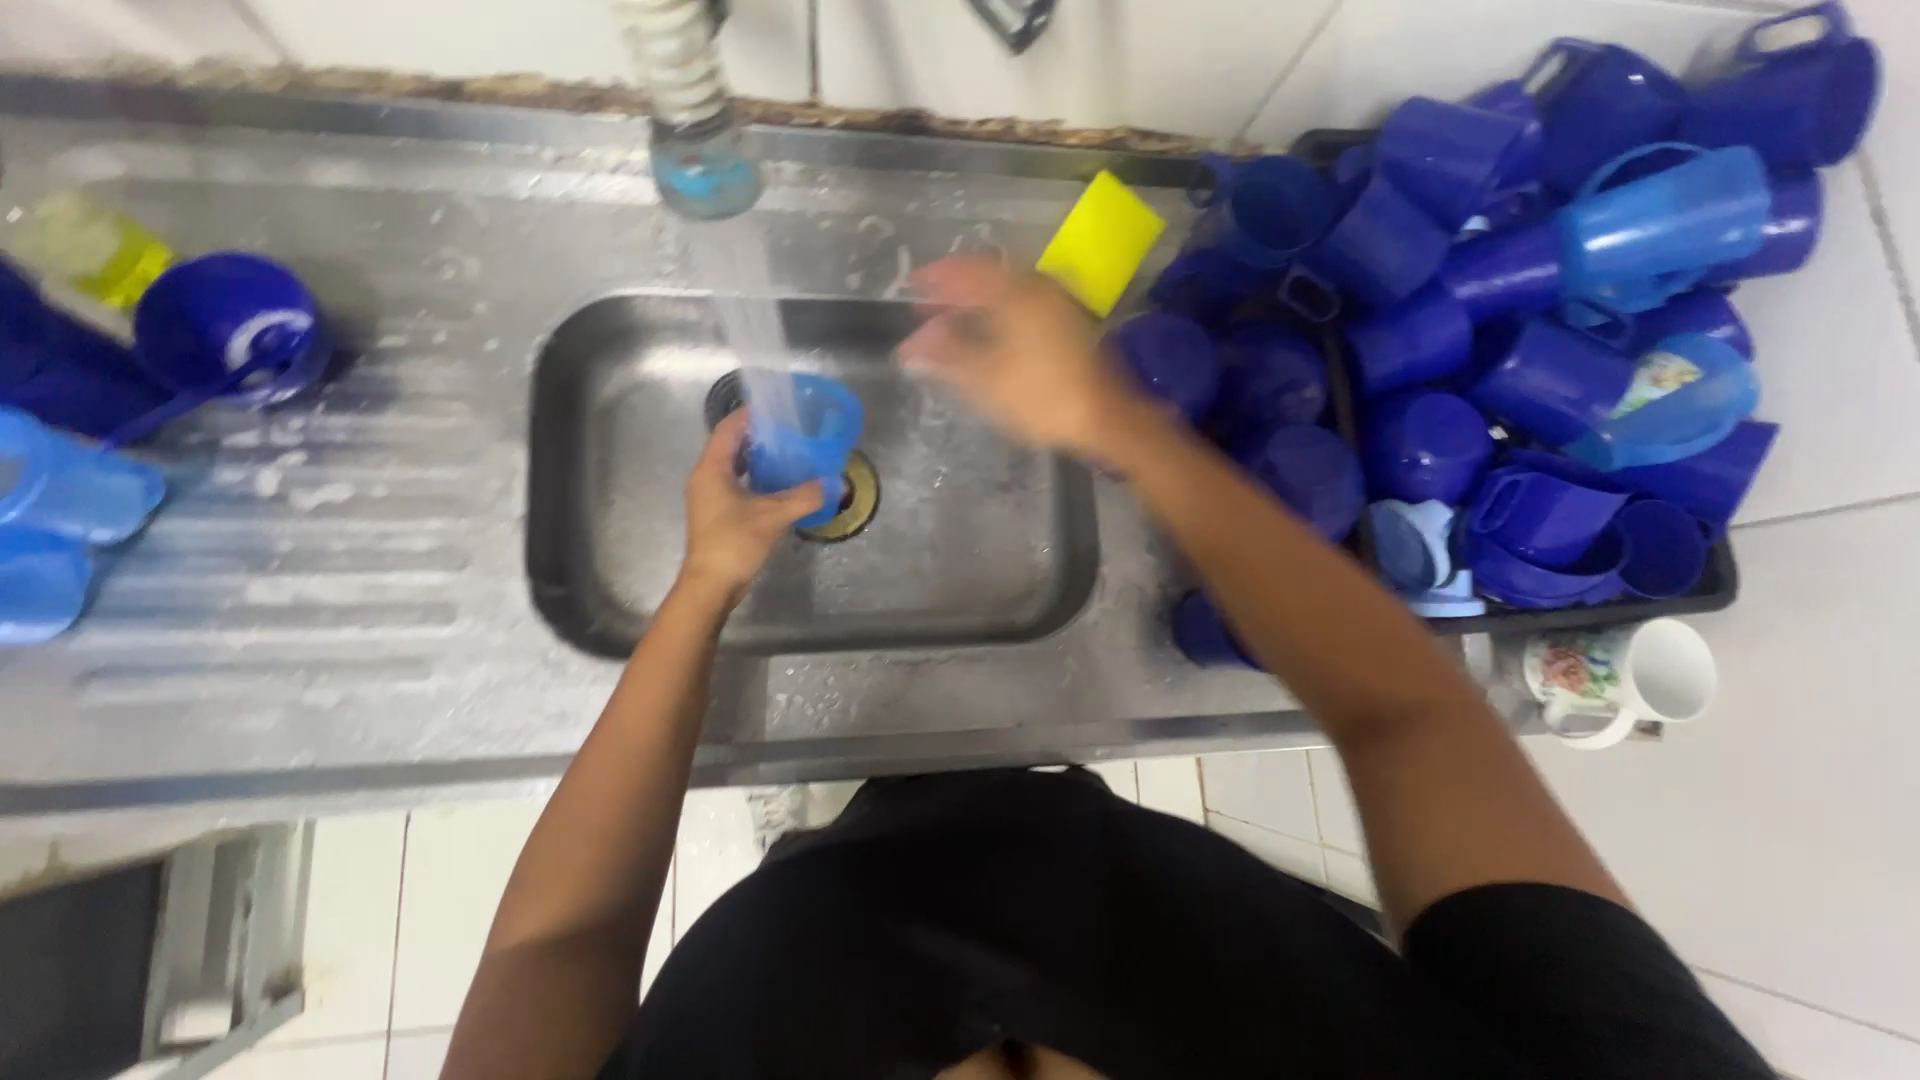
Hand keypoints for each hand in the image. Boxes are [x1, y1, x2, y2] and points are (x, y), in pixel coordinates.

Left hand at [678, 411, 823, 606]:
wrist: (711, 585)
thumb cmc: (734, 542)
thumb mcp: (773, 516)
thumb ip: (805, 496)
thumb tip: (835, 483)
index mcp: (712, 469)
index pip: (728, 429)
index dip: (749, 415)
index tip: (776, 408)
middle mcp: (706, 478)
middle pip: (730, 446)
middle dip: (758, 436)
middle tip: (788, 431)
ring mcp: (710, 498)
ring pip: (733, 468)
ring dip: (757, 459)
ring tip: (788, 454)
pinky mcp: (717, 515)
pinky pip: (736, 486)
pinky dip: (756, 480)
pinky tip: (779, 485)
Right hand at [896, 255, 1161, 463]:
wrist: (1105, 418)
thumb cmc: (1042, 398)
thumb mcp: (984, 380)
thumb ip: (944, 356)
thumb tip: (910, 345)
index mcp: (1016, 293)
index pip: (967, 270)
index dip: (936, 276)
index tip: (912, 286)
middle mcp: (1038, 289)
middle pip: (988, 277)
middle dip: (955, 290)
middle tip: (927, 308)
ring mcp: (1057, 305)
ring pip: (1007, 291)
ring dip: (976, 302)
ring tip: (951, 323)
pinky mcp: (1068, 324)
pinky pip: (1023, 305)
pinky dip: (998, 312)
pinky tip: (986, 334)